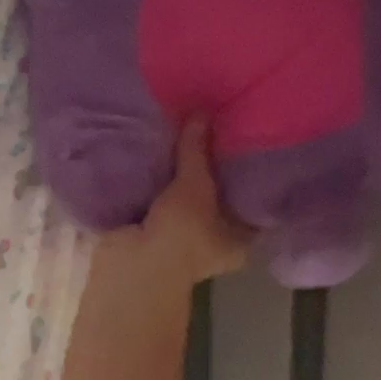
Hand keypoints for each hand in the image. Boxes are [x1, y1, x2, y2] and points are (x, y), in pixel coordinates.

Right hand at [93, 117, 251, 285]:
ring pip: (181, 203)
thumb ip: (197, 150)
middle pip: (213, 199)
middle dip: (207, 172)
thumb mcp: (195, 185)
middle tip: (210, 132)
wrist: (130, 268)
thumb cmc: (180, 234)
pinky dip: (151, 191)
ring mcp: (178, 243)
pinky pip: (154, 207)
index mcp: (239, 240)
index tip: (245, 140)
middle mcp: (212, 243)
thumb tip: (201, 112)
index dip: (247, 172)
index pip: (250, 201)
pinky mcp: (147, 238)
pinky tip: (151, 162)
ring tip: (179, 140)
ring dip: (177, 181)